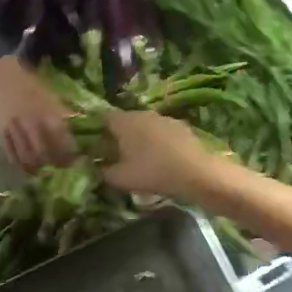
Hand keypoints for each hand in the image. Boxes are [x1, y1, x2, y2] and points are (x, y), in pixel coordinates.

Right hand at [0, 55, 74, 171]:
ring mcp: (15, 127)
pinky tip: (28, 168)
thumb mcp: (51, 93)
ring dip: (39, 166)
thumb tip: (79, 125)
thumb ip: (62, 110)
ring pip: (27, 155)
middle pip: (45, 151)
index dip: (70, 152)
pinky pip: (11, 152)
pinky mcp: (0, 131)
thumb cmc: (29, 81)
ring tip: (47, 170)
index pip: (62, 138)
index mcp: (47, 110)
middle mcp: (32, 121)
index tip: (77, 158)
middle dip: (55, 163)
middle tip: (62, 168)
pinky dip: (20, 163)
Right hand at [101, 111, 223, 199]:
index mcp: (125, 121)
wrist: (196, 171)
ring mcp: (164, 118)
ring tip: (139, 159)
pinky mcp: (181, 127)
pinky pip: (161, 133)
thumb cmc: (152, 171)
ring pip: (145, 126)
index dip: (97, 130)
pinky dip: (157, 142)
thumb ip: (104, 172)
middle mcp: (143, 114)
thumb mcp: (121, 178)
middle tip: (116, 155)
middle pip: (125, 121)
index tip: (95, 145)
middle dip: (119, 136)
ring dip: (140, 139)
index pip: (104, 117)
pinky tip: (161, 159)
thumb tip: (98, 168)